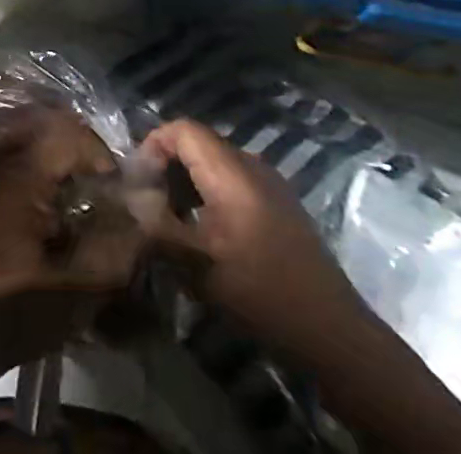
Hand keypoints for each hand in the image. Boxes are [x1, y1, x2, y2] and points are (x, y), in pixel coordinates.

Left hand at [0, 112, 144, 369]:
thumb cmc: (14, 307)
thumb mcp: (78, 285)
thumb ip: (120, 241)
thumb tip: (152, 202)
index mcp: (23, 175)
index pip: (72, 134)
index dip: (105, 158)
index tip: (122, 196)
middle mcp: (6, 165)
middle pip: (58, 138)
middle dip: (92, 163)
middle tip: (113, 200)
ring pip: (46, 153)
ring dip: (76, 174)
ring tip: (96, 212)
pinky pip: (34, 172)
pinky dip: (58, 186)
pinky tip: (70, 223)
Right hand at [132, 120, 374, 357]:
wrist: (332, 332)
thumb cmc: (260, 293)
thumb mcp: (195, 263)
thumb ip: (155, 224)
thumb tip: (129, 199)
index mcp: (232, 174)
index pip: (182, 129)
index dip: (152, 146)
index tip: (138, 181)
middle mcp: (253, 167)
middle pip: (197, 142)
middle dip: (165, 165)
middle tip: (149, 201)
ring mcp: (270, 183)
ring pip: (213, 160)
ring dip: (185, 180)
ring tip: (171, 217)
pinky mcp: (279, 203)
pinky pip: (232, 178)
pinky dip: (207, 191)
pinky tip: (203, 229)